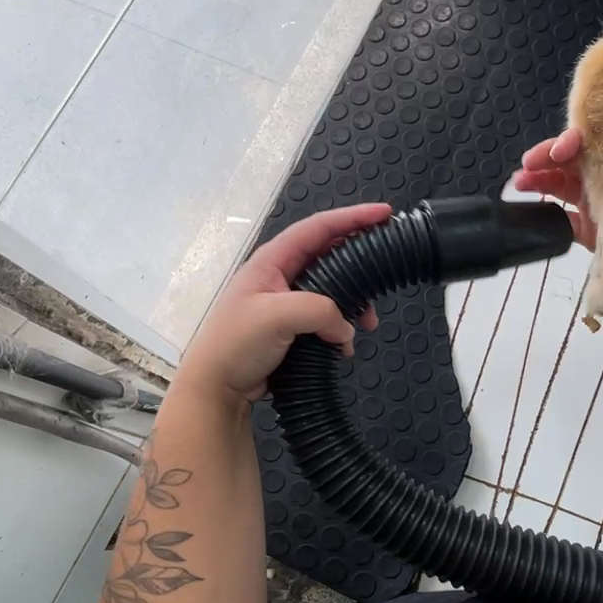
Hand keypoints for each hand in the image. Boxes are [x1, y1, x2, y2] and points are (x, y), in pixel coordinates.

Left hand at [174, 203, 390, 406]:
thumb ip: (319, 310)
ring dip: (354, 304)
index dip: (353, 218)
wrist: (217, 387)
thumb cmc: (236, 344)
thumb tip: (345, 328)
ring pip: (334, 291)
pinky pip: (327, 319)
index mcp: (273, 260)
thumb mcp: (276, 316)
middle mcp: (281, 276)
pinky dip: (342, 329)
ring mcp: (287, 302)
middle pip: (331, 257)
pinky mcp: (293, 328)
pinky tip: (346, 346)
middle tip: (385, 273)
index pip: (319, 228)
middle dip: (360, 266)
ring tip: (368, 323)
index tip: (385, 215)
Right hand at [510, 130, 602, 303]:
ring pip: (564, 185)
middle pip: (574, 160)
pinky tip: (532, 208)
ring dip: (541, 180)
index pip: (598, 140)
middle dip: (547, 158)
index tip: (561, 149)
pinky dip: (548, 213)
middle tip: (526, 164)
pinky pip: (566, 219)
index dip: (574, 139)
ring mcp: (602, 204)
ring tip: (519, 182)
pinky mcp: (594, 232)